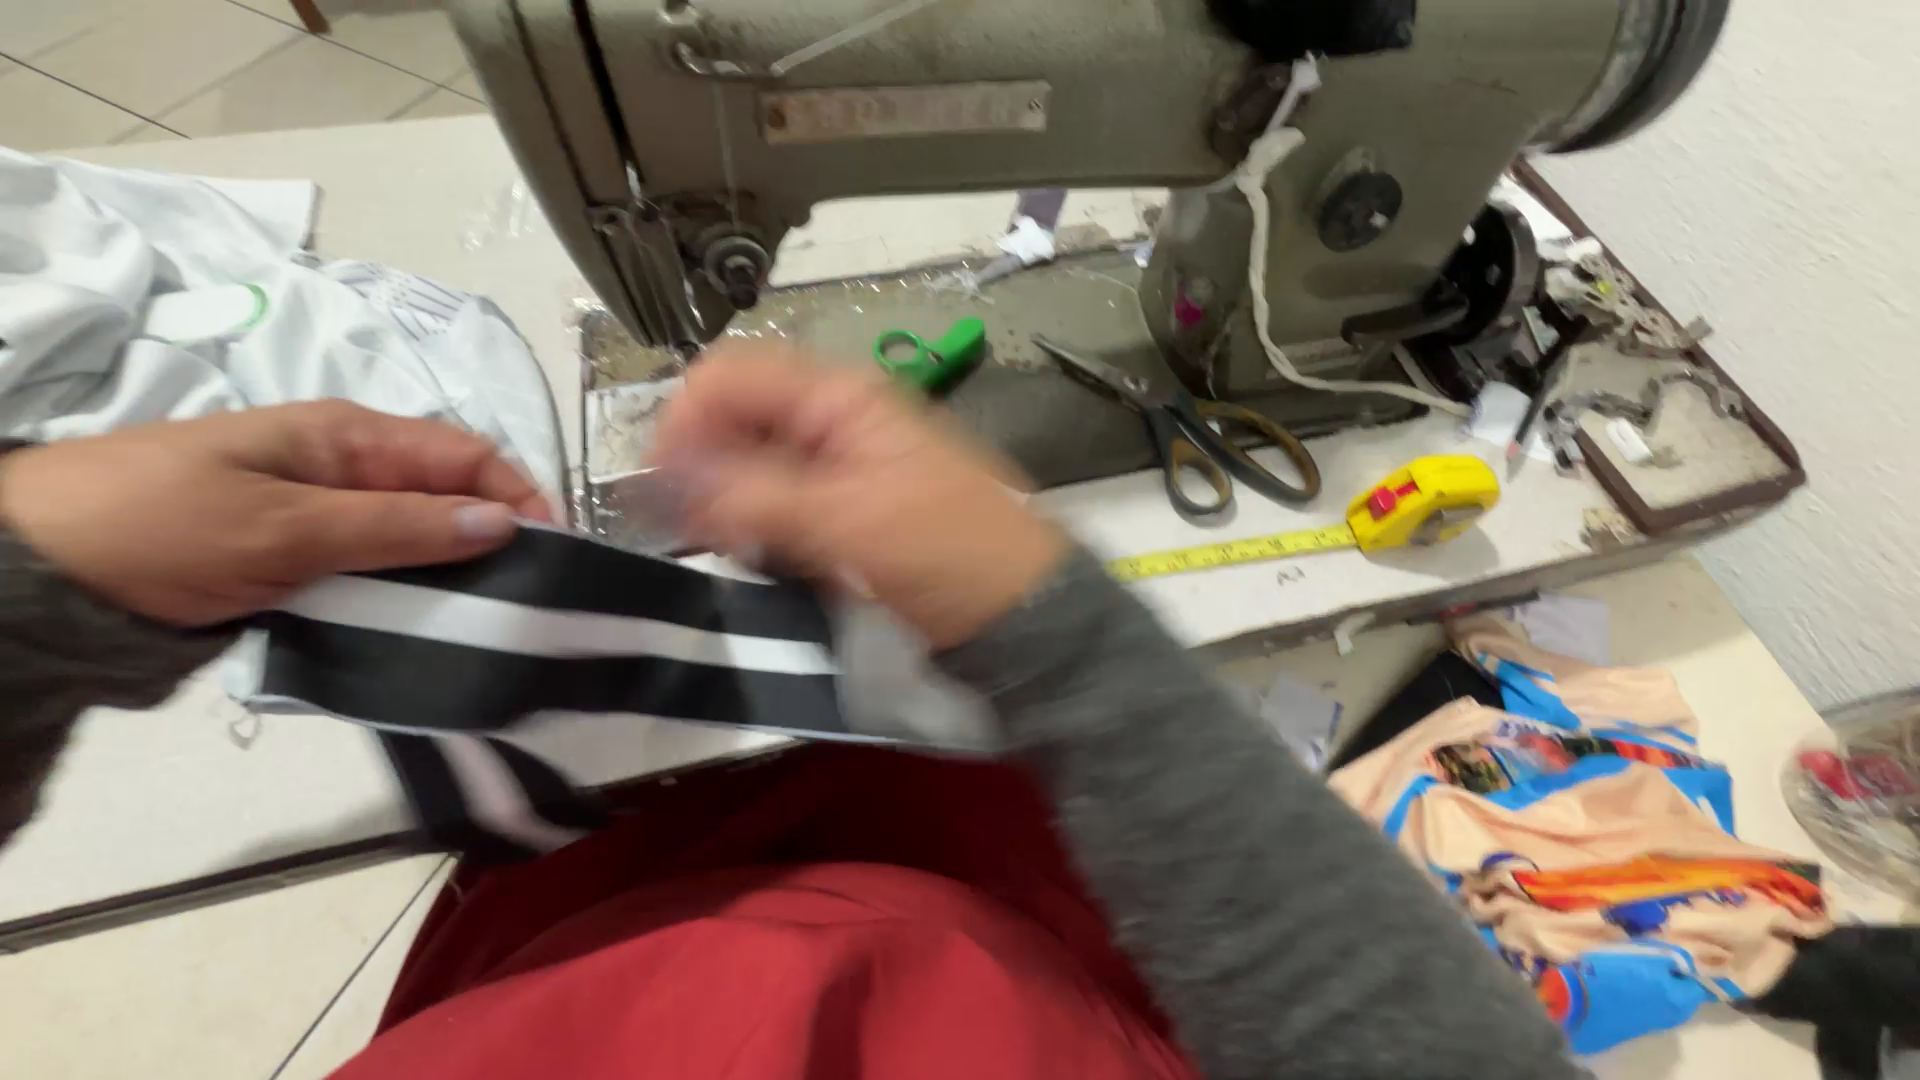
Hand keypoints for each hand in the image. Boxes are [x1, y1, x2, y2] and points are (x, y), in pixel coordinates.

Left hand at [0, 401, 553, 626]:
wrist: (23, 579)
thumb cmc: (159, 529)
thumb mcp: (288, 526)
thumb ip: (403, 525)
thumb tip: (506, 522)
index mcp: (350, 435)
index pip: (466, 455)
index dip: (518, 494)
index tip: (552, 549)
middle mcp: (351, 466)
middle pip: (453, 493)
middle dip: (497, 534)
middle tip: (527, 590)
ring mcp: (330, 512)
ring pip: (425, 534)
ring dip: (459, 567)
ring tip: (492, 611)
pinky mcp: (312, 554)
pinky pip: (388, 565)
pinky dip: (417, 588)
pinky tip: (435, 617)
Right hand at [654, 344, 1066, 647]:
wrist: (1017, 611)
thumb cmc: (954, 552)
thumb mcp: (855, 519)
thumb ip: (759, 495)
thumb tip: (668, 477)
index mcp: (839, 398)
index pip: (731, 377)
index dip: (685, 420)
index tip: (659, 484)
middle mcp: (829, 423)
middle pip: (732, 421)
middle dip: (698, 466)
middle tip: (679, 527)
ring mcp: (832, 471)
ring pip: (746, 468)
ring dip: (720, 502)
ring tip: (712, 548)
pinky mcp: (835, 516)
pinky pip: (771, 510)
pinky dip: (748, 530)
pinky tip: (745, 558)